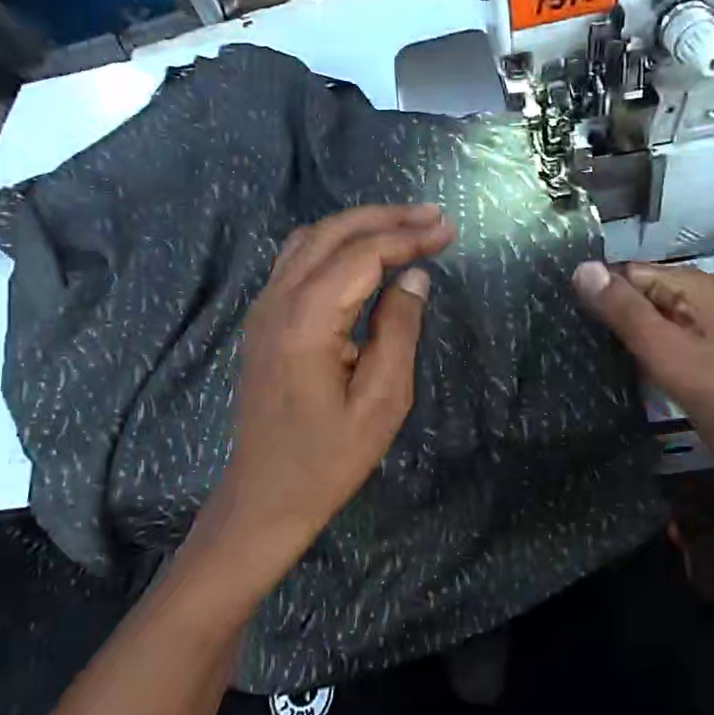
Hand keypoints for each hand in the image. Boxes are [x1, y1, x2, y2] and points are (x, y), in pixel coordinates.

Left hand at [189, 205, 456, 579]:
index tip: (449, 231)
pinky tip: (363, 255)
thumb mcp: (383, 400)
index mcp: (307, 321)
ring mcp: (263, 309)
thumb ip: (399, 329)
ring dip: (359, 226)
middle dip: (386, 218)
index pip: (362, 255)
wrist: (266, 497)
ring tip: (406, 227)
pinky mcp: (263, 322)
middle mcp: (277, 302)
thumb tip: (414, 277)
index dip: (408, 237)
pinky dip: (336, 244)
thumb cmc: (331, 457)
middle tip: (434, 217)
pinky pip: (298, 261)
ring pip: (310, 240)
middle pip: (332, 233)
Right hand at [572, 261, 713, 474]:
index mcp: (693, 288)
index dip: (595, 292)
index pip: (626, 273)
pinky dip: (636, 364)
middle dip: (603, 318)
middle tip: (558, 340)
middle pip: (636, 300)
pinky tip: (606, 378)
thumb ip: (625, 311)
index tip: (556, 315)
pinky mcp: (698, 372)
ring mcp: (699, 340)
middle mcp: (696, 305)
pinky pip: (658, 356)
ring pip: (645, 330)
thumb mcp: (670, 351)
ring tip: (572, 358)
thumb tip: (580, 268)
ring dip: (616, 344)